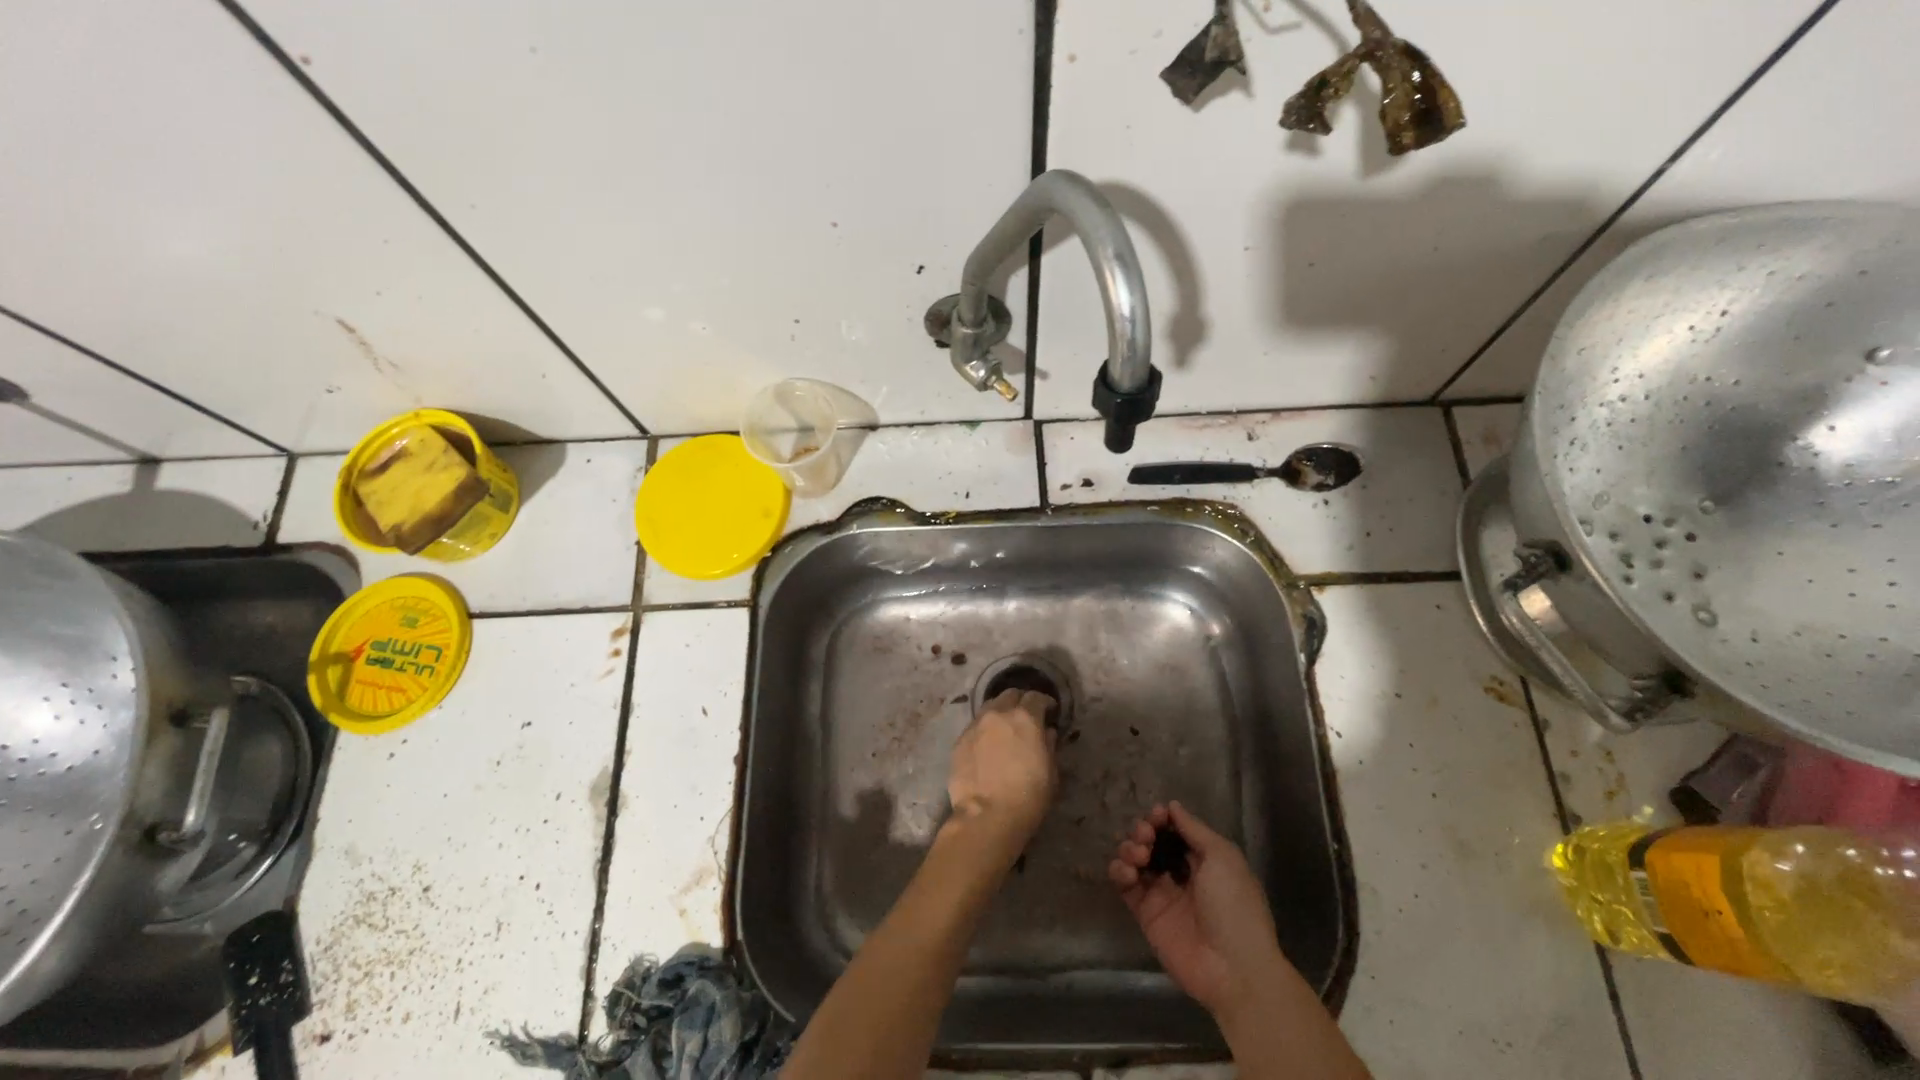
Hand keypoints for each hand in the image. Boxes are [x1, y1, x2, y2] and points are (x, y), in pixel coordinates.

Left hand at [946, 689, 1057, 845]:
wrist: (987, 816)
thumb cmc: (1028, 796)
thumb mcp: (1051, 771)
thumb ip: (1049, 744)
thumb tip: (1046, 732)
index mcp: (1025, 718)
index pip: (1036, 697)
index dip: (1045, 702)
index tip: (1050, 711)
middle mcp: (998, 714)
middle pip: (1009, 695)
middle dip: (1020, 701)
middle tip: (1026, 716)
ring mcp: (975, 726)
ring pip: (989, 708)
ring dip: (1000, 713)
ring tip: (1004, 728)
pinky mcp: (959, 741)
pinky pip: (975, 727)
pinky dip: (984, 730)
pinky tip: (987, 746)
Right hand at [1108, 801, 1286, 1014]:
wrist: (1232, 967)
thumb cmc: (1235, 906)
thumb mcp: (1223, 858)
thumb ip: (1195, 830)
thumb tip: (1173, 807)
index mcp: (1206, 859)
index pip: (1177, 831)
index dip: (1164, 819)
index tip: (1157, 815)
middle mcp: (1182, 874)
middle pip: (1153, 842)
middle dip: (1144, 831)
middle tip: (1146, 835)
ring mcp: (1162, 894)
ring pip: (1136, 860)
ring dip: (1131, 848)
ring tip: (1138, 855)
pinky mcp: (1145, 914)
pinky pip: (1125, 886)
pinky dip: (1120, 872)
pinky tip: (1128, 871)